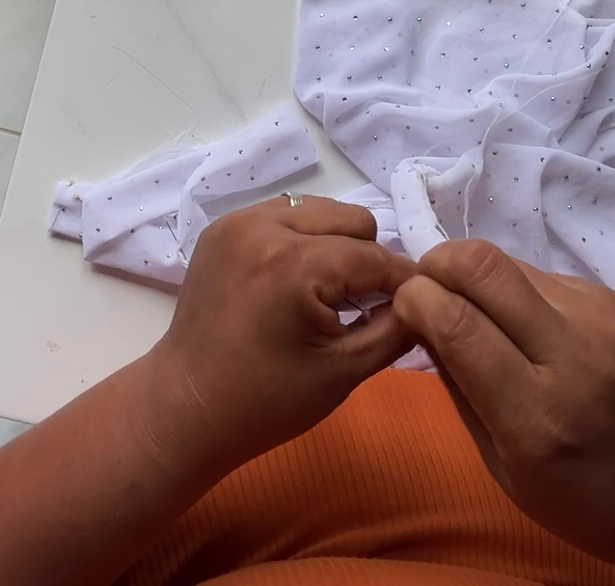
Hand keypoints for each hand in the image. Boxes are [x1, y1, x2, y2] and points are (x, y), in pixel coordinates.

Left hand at [141, 195, 417, 470]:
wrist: (187, 404)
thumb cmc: (266, 400)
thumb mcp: (345, 371)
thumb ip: (396, 328)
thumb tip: (427, 298)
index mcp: (295, 263)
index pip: (375, 257)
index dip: (404, 282)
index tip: (420, 301)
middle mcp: (265, 226)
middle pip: (352, 219)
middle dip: (367, 259)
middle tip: (361, 303)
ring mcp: (239, 220)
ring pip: (320, 210)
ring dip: (335, 243)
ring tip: (326, 289)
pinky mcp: (223, 225)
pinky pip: (285, 213)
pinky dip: (302, 237)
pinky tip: (294, 277)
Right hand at [393, 240, 614, 583]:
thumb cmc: (588, 500)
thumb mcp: (504, 466)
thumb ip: (458, 385)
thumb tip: (420, 319)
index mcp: (538, 416)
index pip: (455, 321)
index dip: (414, 299)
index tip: (403, 308)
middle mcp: (573, 353)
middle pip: (480, 264)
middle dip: (434, 263)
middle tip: (426, 288)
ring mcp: (601, 316)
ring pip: (506, 260)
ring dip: (472, 275)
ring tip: (474, 308)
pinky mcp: (614, 297)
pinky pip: (539, 273)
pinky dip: (511, 287)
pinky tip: (520, 320)